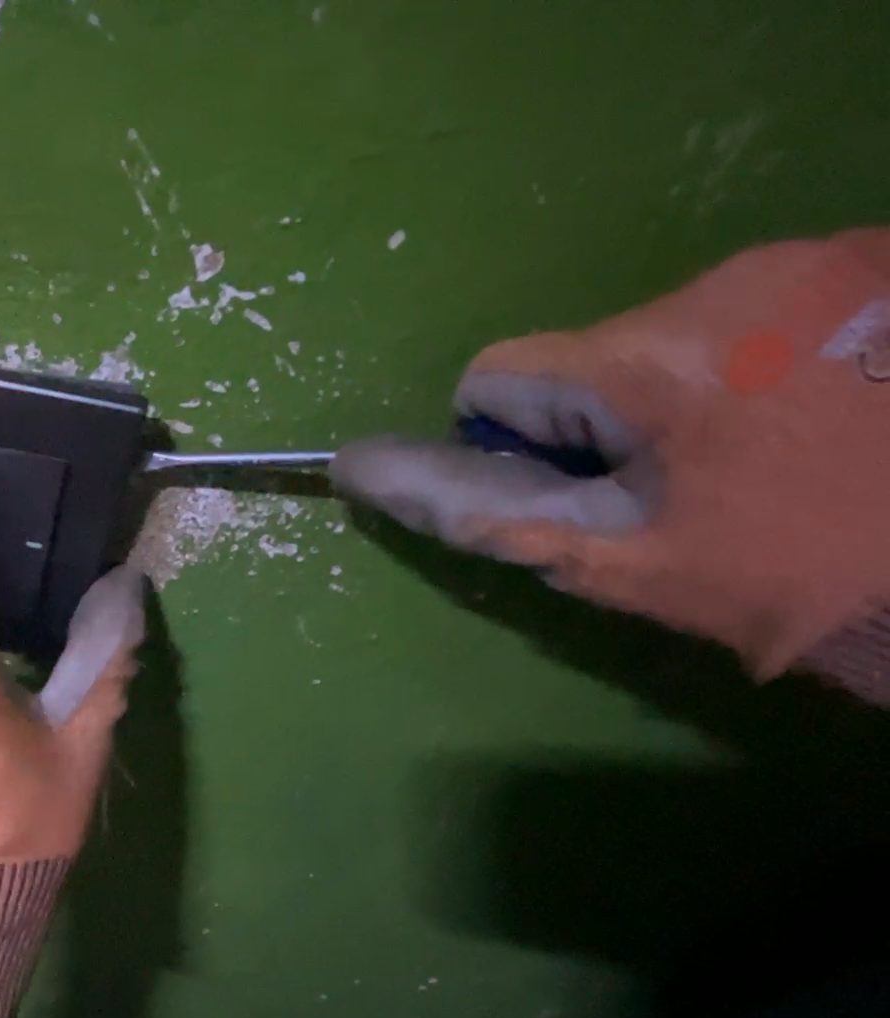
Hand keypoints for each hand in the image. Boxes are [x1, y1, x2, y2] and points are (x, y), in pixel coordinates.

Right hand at [332, 229, 889, 688]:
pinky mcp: (883, 263)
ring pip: (675, 332)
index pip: (498, 376)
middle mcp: (727, 283)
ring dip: (688, 387)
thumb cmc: (794, 577)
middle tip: (687, 483)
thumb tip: (357, 468)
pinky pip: (764, 312)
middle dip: (606, 416)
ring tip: (771, 449)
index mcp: (648, 358)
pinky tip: (833, 410)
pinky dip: (765, 359)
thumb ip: (491, 513)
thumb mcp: (625, 560)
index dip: (514, 440)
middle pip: (588, 354)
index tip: (593, 485)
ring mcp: (822, 262)